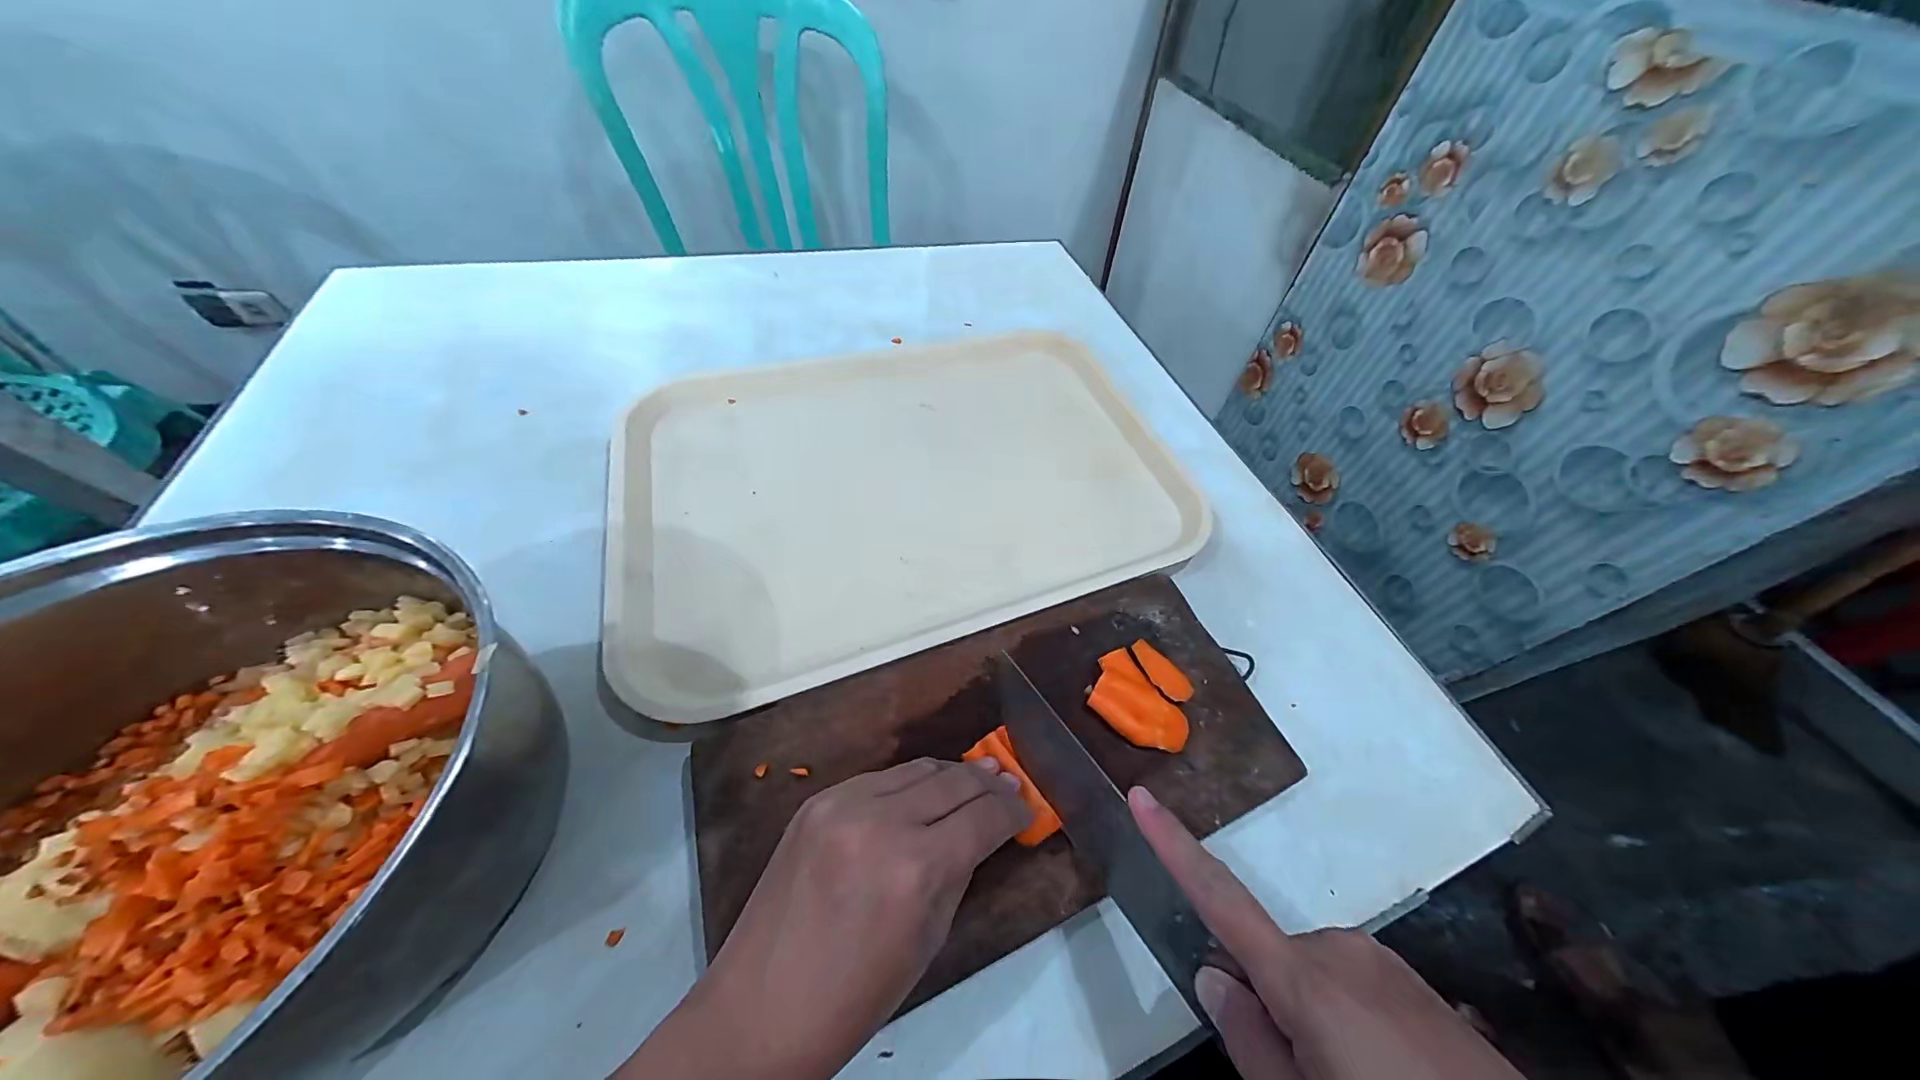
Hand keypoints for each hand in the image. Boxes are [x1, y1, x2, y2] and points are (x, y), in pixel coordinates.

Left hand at [616, 757, 1030, 1079]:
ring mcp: (841, 805)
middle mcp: (881, 821)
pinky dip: (906, 783)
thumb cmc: (856, 994)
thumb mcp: (929, 939)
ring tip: (972, 778)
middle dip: (988, 783)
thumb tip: (982, 832)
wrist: (761, 1007)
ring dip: (950, 775)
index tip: (1027, 807)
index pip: (984, 817)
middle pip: (954, 782)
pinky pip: (877, 778)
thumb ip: (958, 873)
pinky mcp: (815, 802)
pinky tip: (918, 793)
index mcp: (917, 868)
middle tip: (1008, 783)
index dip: (1013, 809)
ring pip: (916, 769)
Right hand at [1129, 786, 1523, 1079]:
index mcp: (1304, 979)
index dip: (1174, 846)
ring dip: (1308, 1013)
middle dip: (1266, 1000)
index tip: (1141, 798)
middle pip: (1268, 958)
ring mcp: (1383, 962)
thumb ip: (1249, 1039)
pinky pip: (1352, 985)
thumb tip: (1215, 978)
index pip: (1219, 898)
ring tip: (1347, 1076)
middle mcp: (1339, 950)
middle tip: (1297, 1069)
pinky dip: (1345, 1017)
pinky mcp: (1416, 983)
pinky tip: (1383, 1071)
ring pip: (1310, 974)